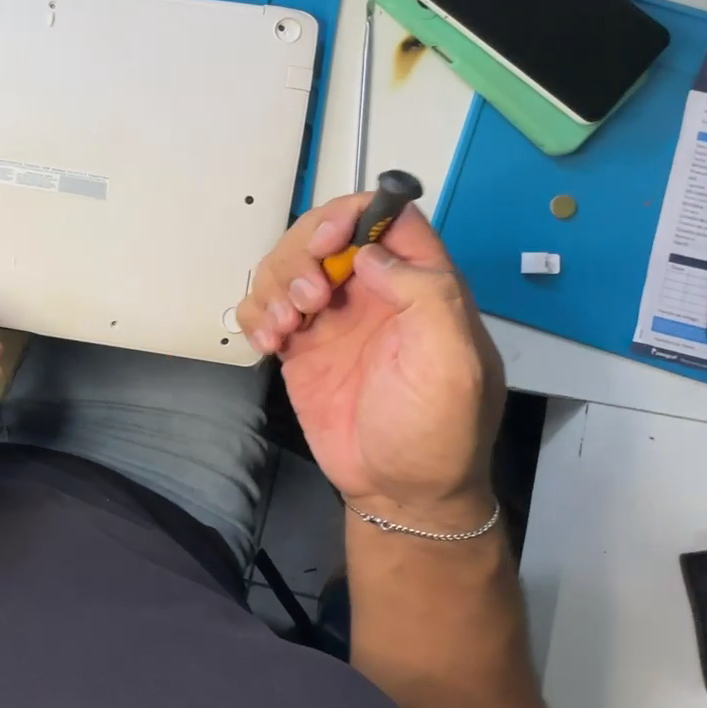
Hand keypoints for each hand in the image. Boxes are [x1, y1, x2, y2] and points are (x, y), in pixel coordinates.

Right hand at [237, 194, 504, 529]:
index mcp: (420, 286)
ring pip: (285, 268)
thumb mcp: (451, 363)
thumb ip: (425, 295)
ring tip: (284, 328)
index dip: (352, 217)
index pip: (388, 219)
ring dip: (274, 289)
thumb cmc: (436, 431)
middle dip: (300, 258)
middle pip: (321, 236)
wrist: (396, 490)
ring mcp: (330, 319)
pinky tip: (268, 344)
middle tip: (306, 303)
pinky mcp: (298, 345)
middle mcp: (370, 293)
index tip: (327, 245)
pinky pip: (262, 309)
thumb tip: (369, 253)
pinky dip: (255, 317)